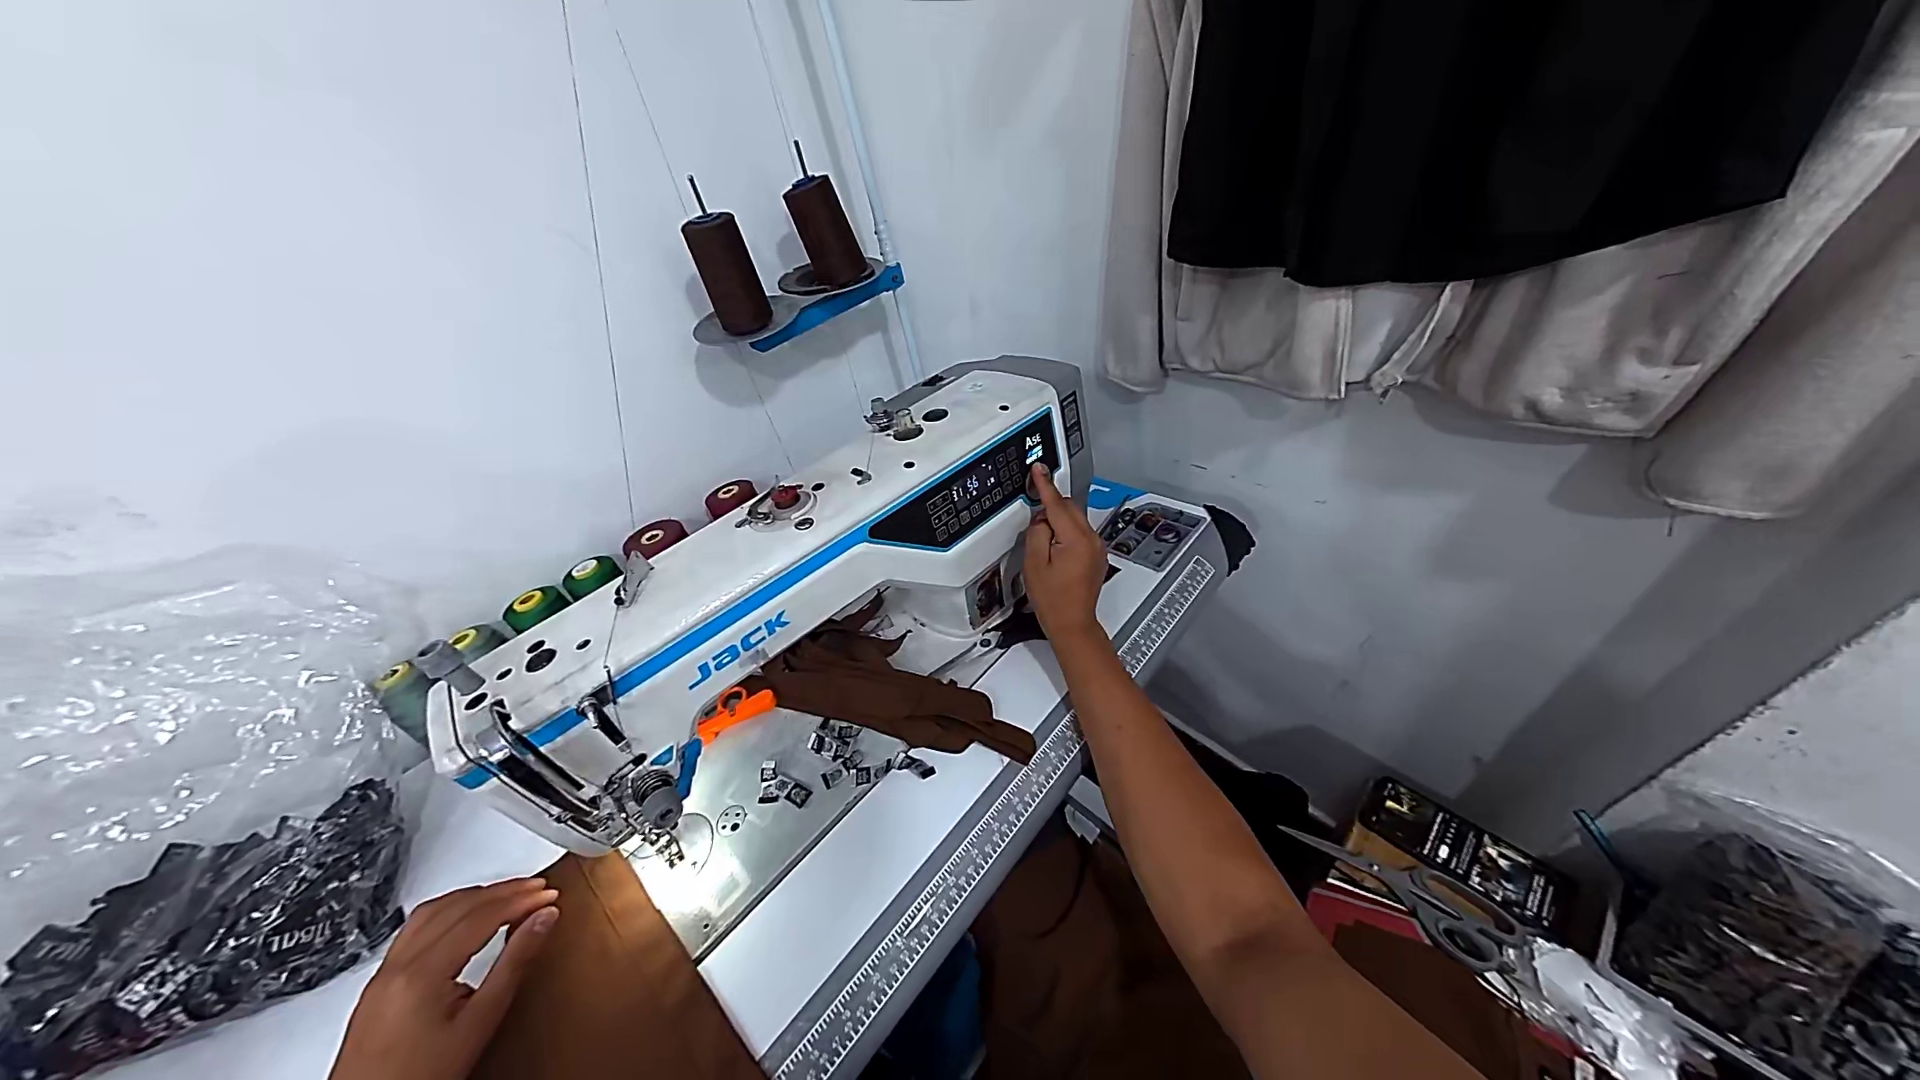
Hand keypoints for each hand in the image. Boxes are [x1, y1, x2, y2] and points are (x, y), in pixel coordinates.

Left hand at [329, 878, 559, 1079]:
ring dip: (474, 896)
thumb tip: (544, 919)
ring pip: (431, 912)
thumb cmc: (420, 1079)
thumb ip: (515, 963)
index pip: (480, 916)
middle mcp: (396, 968)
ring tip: (507, 895)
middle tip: (536, 888)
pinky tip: (465, 916)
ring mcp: (382, 976)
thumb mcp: (481, 1021)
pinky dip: (449, 910)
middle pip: (456, 907)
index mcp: (421, 974)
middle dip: (502, 891)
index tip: (548, 894)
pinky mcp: (377, 985)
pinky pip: (415, 928)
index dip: (519, 899)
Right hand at [1023, 464, 1109, 640]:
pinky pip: (1080, 533)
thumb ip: (1036, 532)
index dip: (1045, 485)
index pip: (1057, 504)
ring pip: (1074, 520)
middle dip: (1050, 510)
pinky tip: (1055, 552)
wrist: (1072, 623)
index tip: (1039, 469)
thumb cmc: (1054, 600)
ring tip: (1044, 548)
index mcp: (1076, 539)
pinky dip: (1066, 534)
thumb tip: (1041, 518)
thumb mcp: (1034, 563)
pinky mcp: (1096, 555)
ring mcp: (1097, 547)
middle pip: (1069, 508)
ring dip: (1058, 524)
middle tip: (1034, 527)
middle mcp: (1092, 540)